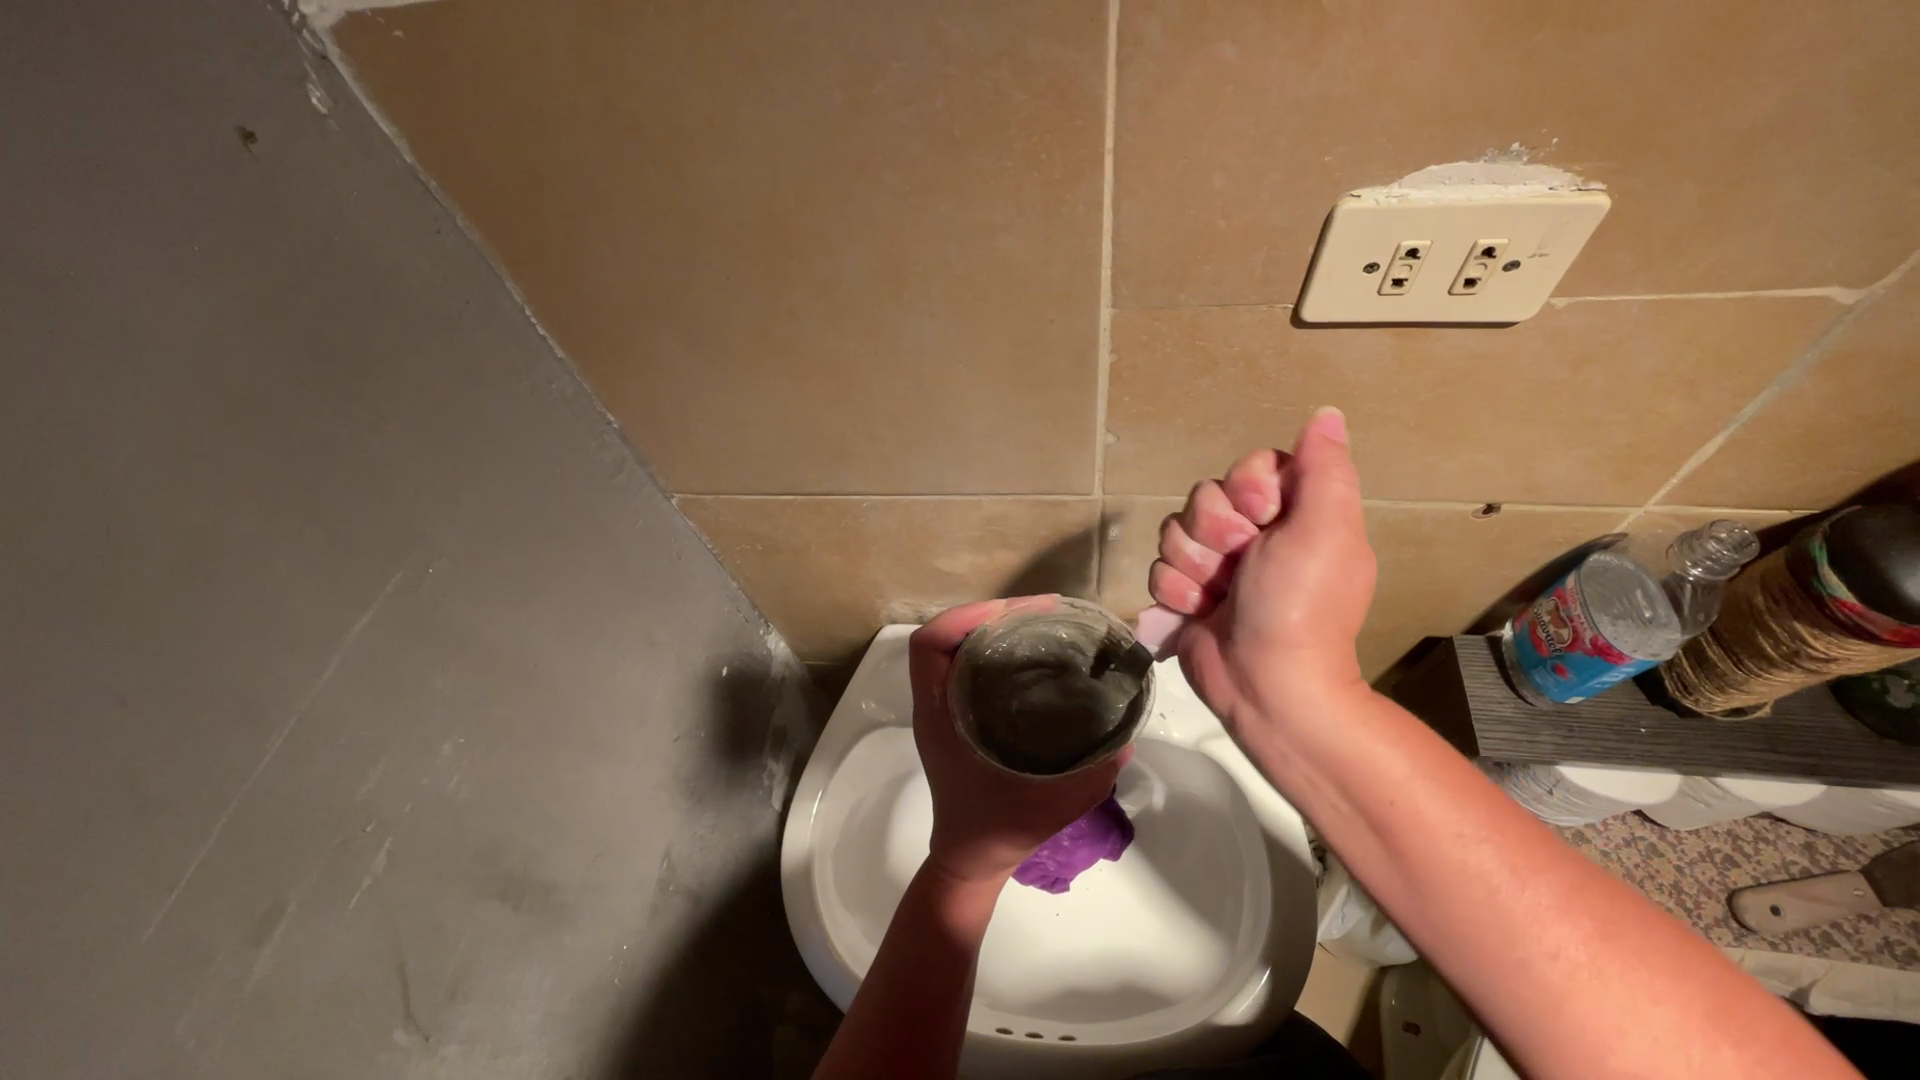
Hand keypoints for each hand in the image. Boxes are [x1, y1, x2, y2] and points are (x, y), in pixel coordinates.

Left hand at [908, 597, 1130, 886]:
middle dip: (990, 613)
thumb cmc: (998, 832)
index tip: (1014, 612)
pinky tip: (1034, 656)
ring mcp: (944, 710)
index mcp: (940, 717)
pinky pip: (966, 666)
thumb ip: (1092, 774)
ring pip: (955, 648)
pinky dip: (994, 649)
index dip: (966, 616)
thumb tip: (1127, 736)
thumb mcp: (1052, 805)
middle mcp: (936, 706)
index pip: (930, 645)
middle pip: (945, 637)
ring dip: (992, 628)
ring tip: (1042, 623)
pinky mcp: (957, 717)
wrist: (969, 861)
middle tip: (1043, 611)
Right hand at [1145, 406, 1376, 733]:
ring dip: (1192, 566)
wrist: (1268, 685)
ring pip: (1175, 533)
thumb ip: (1325, 469)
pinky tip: (1198, 614)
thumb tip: (1328, 412)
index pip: (1249, 467)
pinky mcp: (1187, 595)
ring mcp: (1217, 567)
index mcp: (1294, 515)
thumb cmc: (1302, 605)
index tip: (1262, 518)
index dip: (1245, 488)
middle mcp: (1255, 535)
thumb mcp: (1327, 530)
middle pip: (1204, 497)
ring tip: (1216, 596)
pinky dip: (1175, 593)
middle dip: (1214, 532)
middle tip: (1239, 564)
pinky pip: (1159, 570)